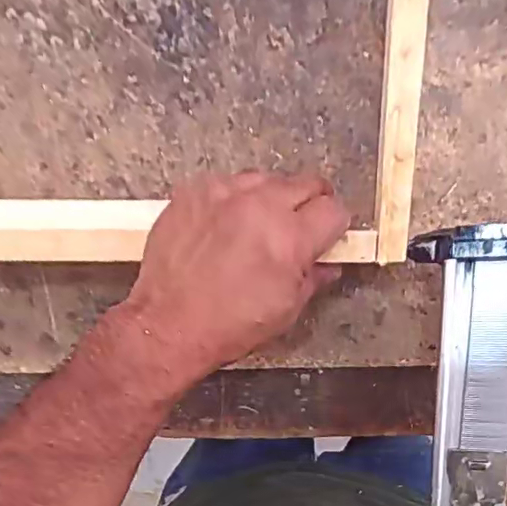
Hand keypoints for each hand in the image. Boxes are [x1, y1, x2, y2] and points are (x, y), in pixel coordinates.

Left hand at [108, 171, 349, 392]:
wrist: (170, 324)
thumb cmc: (228, 326)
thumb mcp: (284, 311)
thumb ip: (313, 279)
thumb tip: (328, 266)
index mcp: (289, 238)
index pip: (334, 210)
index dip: (336, 226)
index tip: (329, 235)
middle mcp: (259, 205)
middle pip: (306, 184)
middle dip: (311, 206)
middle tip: (302, 229)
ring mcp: (224, 193)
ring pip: (266, 180)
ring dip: (271, 200)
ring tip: (258, 230)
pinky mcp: (194, 191)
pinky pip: (227, 184)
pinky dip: (234, 202)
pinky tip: (226, 229)